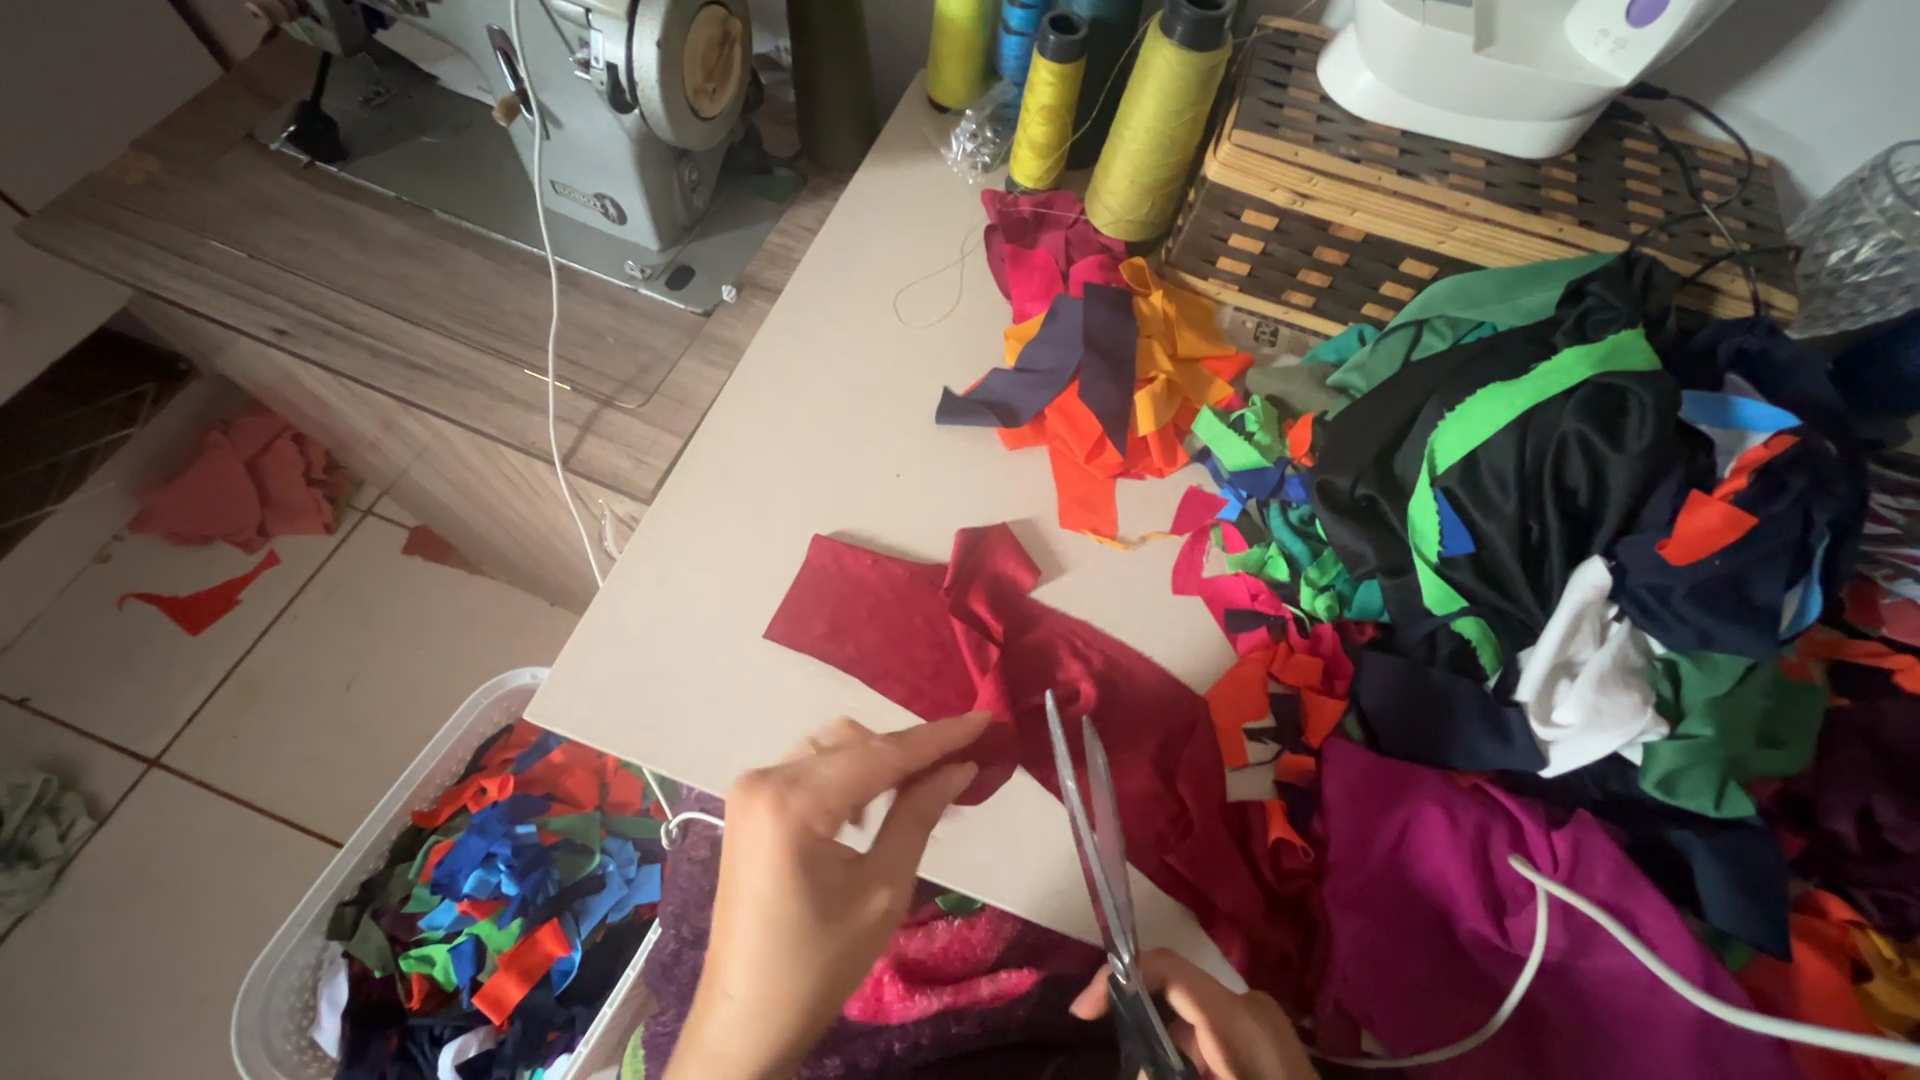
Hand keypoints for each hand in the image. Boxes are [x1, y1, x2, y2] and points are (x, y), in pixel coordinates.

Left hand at [665, 712, 990, 1079]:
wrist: (746, 1018)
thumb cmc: (819, 965)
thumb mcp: (883, 890)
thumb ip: (918, 815)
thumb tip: (959, 767)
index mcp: (794, 802)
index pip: (881, 753)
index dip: (937, 737)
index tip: (984, 720)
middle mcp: (766, 778)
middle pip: (854, 741)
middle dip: (909, 750)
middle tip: (960, 764)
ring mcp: (752, 789)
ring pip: (832, 748)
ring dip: (879, 759)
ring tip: (925, 784)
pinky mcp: (751, 805)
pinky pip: (811, 769)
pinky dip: (849, 775)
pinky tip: (875, 805)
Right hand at [1071, 948, 1313, 1079]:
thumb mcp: (1213, 1079)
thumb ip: (1167, 1065)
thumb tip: (1141, 1066)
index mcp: (1240, 1015)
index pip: (1167, 967)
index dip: (1117, 979)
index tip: (1083, 1012)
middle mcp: (1251, 1006)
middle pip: (1173, 1000)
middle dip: (1143, 1036)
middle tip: (1136, 1070)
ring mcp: (1263, 1024)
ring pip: (1191, 1025)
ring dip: (1167, 1054)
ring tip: (1157, 1070)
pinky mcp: (1269, 1044)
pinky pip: (1213, 1040)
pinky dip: (1191, 1059)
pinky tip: (1188, 1073)